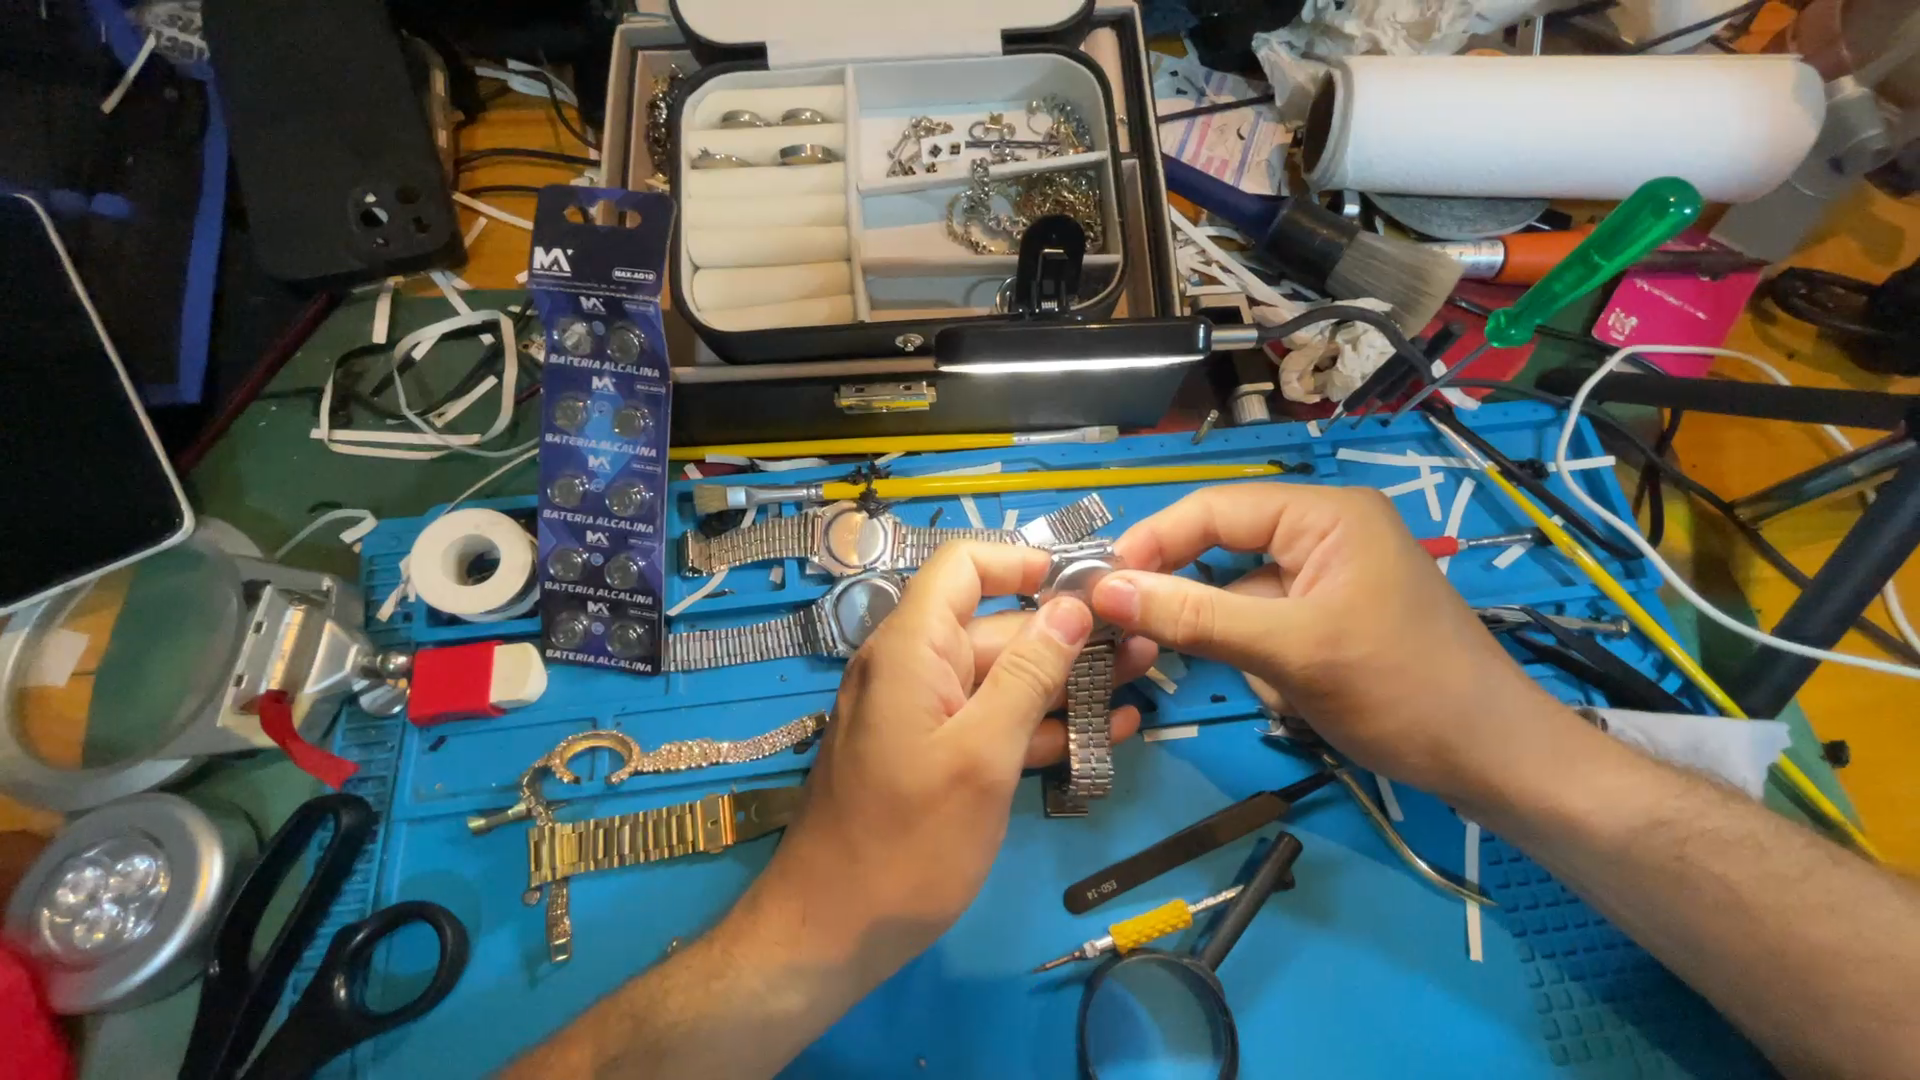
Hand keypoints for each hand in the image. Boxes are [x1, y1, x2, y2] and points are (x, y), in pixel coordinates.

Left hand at [750, 542, 1153, 976]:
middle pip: (995, 627)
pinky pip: (991, 722)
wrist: (831, 932)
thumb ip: (1028, 674)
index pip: (962, 567)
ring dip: (1066, 681)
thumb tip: (1071, 607)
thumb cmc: (907, 842)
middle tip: (1142, 647)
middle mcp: (914, 667)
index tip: (1083, 584)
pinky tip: (1104, 732)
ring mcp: (924, 713)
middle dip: (1068, 635)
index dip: (1022, 563)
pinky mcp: (935, 754)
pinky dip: (1040, 724)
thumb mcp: (982, 753)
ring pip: (1001, 678)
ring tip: (1140, 680)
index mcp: (912, 647)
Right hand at [1088, 484, 1569, 799]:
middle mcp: (1322, 532)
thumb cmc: (1401, 691)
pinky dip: (1260, 660)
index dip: (1151, 542)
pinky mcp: (1326, 616)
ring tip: (1271, 680)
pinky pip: (1261, 624)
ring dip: (1236, 641)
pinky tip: (1294, 693)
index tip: (1099, 585)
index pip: (1212, 509)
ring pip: (1236, 594)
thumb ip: (1193, 615)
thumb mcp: (1288, 651)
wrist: (1494, 764)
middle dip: (1196, 601)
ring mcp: (1325, 576)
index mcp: (1324, 514)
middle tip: (1139, 632)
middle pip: (1221, 549)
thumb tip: (1105, 590)